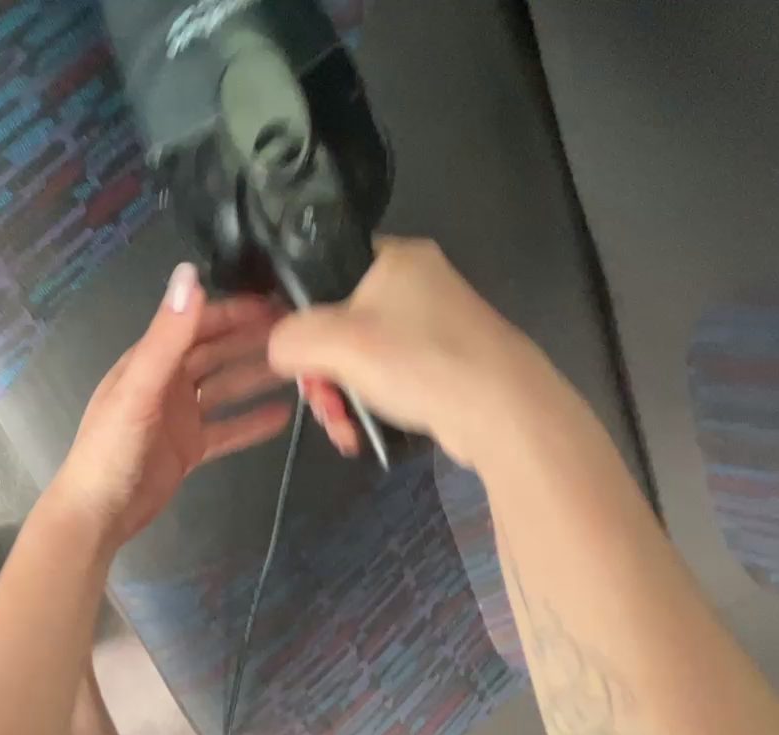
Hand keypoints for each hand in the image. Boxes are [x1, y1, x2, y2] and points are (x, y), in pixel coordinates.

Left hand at [48, 263, 294, 546]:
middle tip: (300, 335)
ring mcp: (176, 418)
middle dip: (252, 342)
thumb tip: (189, 274)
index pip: (195, 325)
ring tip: (301, 370)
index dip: (233, 313)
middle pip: (214, 354)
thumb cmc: (110, 451)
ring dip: (256, 378)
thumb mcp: (139, 390)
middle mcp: (163, 384)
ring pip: (223, 390)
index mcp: (146, 363)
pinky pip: (225, 430)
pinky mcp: (187, 449)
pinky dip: (250, 422)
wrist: (97, 515)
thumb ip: (166, 336)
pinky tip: (283, 416)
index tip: (276, 305)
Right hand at [267, 237, 557, 467]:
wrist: (500, 412)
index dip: (300, 311)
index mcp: (396, 259)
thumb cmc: (416, 361)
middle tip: (323, 399)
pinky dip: (363, 406)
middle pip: (335, 325)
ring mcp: (428, 326)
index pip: (326, 270)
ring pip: (354, 359)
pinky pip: (380, 379)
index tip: (294, 350)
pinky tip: (358, 433)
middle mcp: (415, 285)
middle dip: (320, 372)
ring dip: (337, 397)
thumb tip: (278, 349)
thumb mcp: (334, 343)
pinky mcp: (437, 364)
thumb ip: (289, 338)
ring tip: (342, 424)